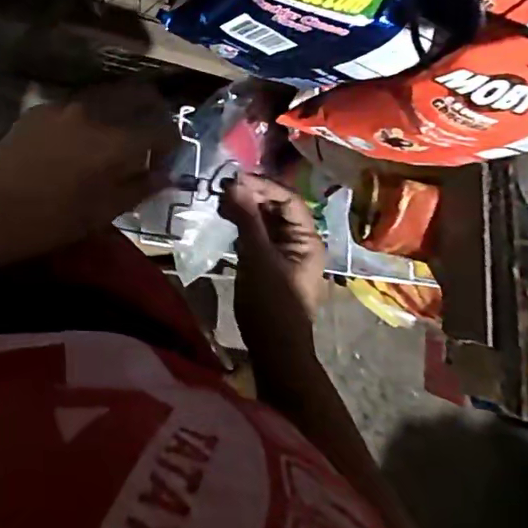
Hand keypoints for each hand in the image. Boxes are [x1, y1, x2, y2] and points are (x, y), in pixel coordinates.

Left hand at [0, 83, 177, 255]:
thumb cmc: (51, 221)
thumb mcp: (102, 212)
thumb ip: (138, 188)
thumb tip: (164, 174)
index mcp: (115, 142)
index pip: (160, 130)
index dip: (170, 143)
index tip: (165, 158)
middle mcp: (92, 114)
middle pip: (134, 98)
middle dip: (150, 112)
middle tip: (148, 135)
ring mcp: (61, 107)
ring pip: (102, 99)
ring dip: (116, 112)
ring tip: (113, 137)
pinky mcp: (37, 110)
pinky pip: (72, 107)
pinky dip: (85, 118)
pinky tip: (76, 140)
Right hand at [221, 173, 329, 320]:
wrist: (275, 347)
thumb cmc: (271, 302)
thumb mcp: (257, 258)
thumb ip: (247, 220)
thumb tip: (235, 184)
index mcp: (308, 240)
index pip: (289, 200)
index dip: (263, 186)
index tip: (234, 179)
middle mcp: (300, 243)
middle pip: (278, 208)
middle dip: (251, 196)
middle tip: (222, 189)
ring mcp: (285, 254)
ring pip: (266, 221)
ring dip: (245, 209)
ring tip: (220, 201)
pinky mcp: (270, 264)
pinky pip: (258, 235)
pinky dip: (242, 225)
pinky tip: (225, 220)